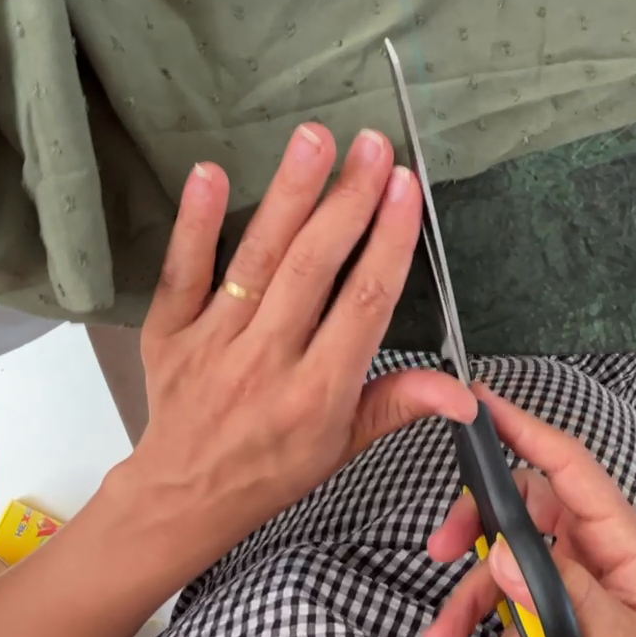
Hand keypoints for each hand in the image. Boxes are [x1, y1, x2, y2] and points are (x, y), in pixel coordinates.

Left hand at [117, 123, 476, 572]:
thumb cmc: (274, 468)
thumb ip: (402, 404)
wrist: (184, 497)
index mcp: (319, 392)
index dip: (389, 241)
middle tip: (372, 145)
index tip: (405, 188)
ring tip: (315, 139)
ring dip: (289, 195)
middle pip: (314, 268)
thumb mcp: (346, 445)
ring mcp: (213, 342)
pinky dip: (196, 223)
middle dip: (348, 201)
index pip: (364, 303)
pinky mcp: (168, 331)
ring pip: (258, 259)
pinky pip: (182, 272)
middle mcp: (267, 361)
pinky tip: (211, 172)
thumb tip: (467, 396)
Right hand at [422, 385, 635, 636]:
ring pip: (513, 565)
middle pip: (526, 510)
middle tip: (439, 551)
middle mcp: (597, 547)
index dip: (526, 428)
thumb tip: (500, 550)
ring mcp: (582, 577)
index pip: (570, 466)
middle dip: (477, 525)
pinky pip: (523, 610)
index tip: (480, 401)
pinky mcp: (570, 608)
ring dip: (475, 600)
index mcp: (621, 539)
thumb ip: (564, 600)